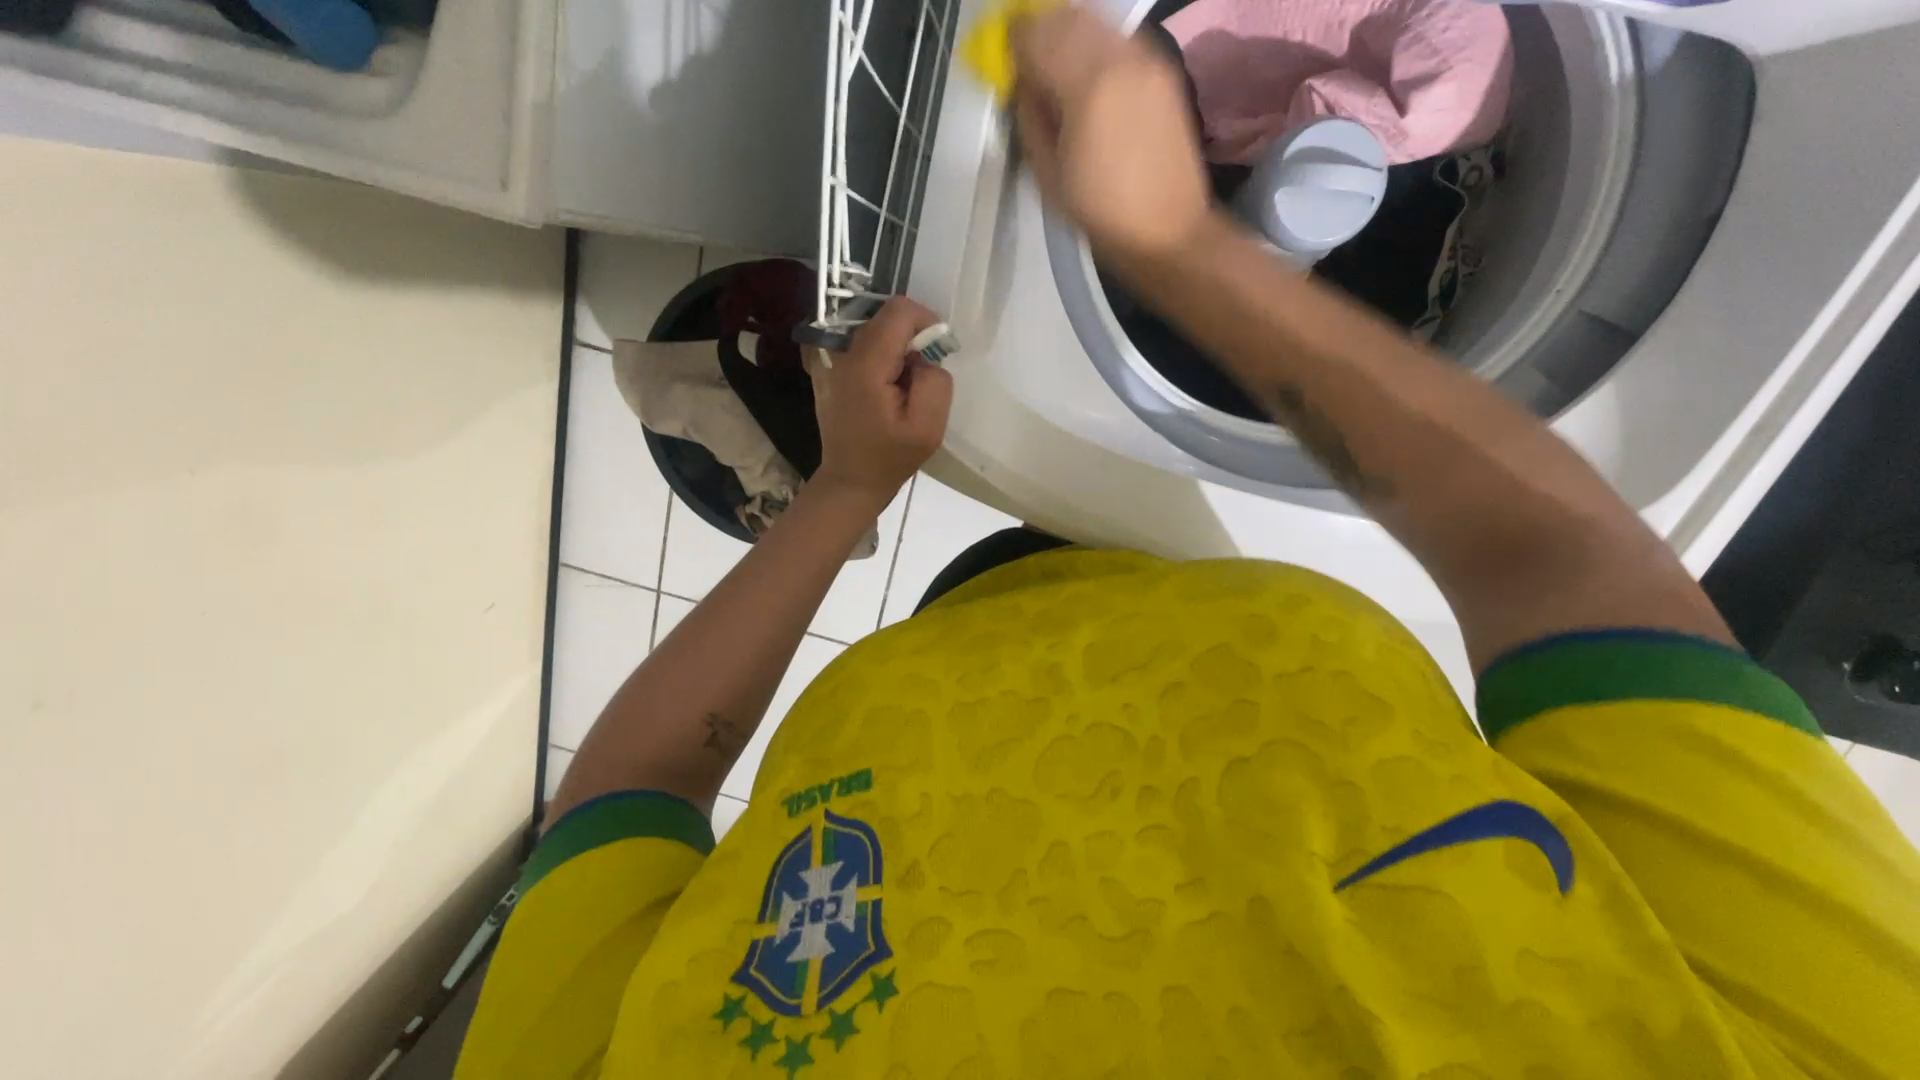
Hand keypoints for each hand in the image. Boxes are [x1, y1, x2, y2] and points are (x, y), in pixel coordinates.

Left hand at [808, 297, 953, 506]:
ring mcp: (830, 359)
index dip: (926, 322)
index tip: (935, 353)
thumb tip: (926, 355)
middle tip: (918, 379)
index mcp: (865, 365)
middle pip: (886, 317)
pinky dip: (880, 356)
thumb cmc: (890, 458)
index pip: (899, 311)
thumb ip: (935, 382)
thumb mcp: (928, 428)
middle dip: (911, 339)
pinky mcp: (828, 367)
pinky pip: (862, 344)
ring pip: (875, 329)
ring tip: (901, 386)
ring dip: (896, 349)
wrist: (850, 479)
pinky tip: (883, 386)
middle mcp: (842, 353)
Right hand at [1009, 6, 1210, 265]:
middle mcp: (1121, 59)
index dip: (1013, 42)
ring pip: (1096, 22)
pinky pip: (1120, 39)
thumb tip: (1023, 82)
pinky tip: (1090, 80)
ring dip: (1070, 36)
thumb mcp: (1046, 172)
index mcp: (1087, 86)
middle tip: (1029, 62)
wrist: (1166, 229)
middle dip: (1042, 32)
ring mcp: (1148, 59)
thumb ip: (1029, 115)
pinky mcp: (1164, 69)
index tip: (1005, 59)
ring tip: (1059, 71)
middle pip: (1068, 17)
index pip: (1037, 35)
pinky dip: (1097, 46)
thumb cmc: (1100, 211)